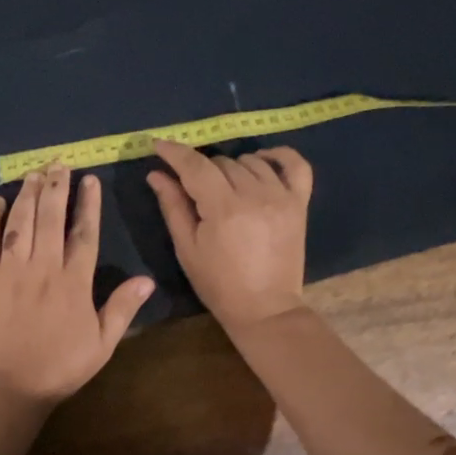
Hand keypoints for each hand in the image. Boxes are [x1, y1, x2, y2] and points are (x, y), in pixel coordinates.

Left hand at [0, 166, 155, 403]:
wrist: (8, 386)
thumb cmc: (59, 368)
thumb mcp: (101, 344)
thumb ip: (121, 308)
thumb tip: (146, 279)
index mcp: (73, 282)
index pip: (84, 233)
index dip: (88, 205)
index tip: (89, 180)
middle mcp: (42, 267)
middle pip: (51, 218)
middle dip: (56, 188)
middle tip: (58, 164)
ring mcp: (9, 270)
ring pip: (20, 223)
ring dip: (27, 195)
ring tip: (33, 174)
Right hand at [146, 140, 312, 330]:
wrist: (266, 309)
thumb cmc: (218, 283)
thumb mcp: (186, 247)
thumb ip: (172, 206)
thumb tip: (156, 174)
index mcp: (223, 209)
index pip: (195, 166)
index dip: (175, 152)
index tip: (158, 145)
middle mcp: (255, 195)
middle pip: (221, 162)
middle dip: (201, 169)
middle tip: (192, 189)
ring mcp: (282, 197)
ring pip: (250, 161)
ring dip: (231, 167)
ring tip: (223, 187)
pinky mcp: (299, 203)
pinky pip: (295, 164)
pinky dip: (278, 155)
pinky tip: (261, 160)